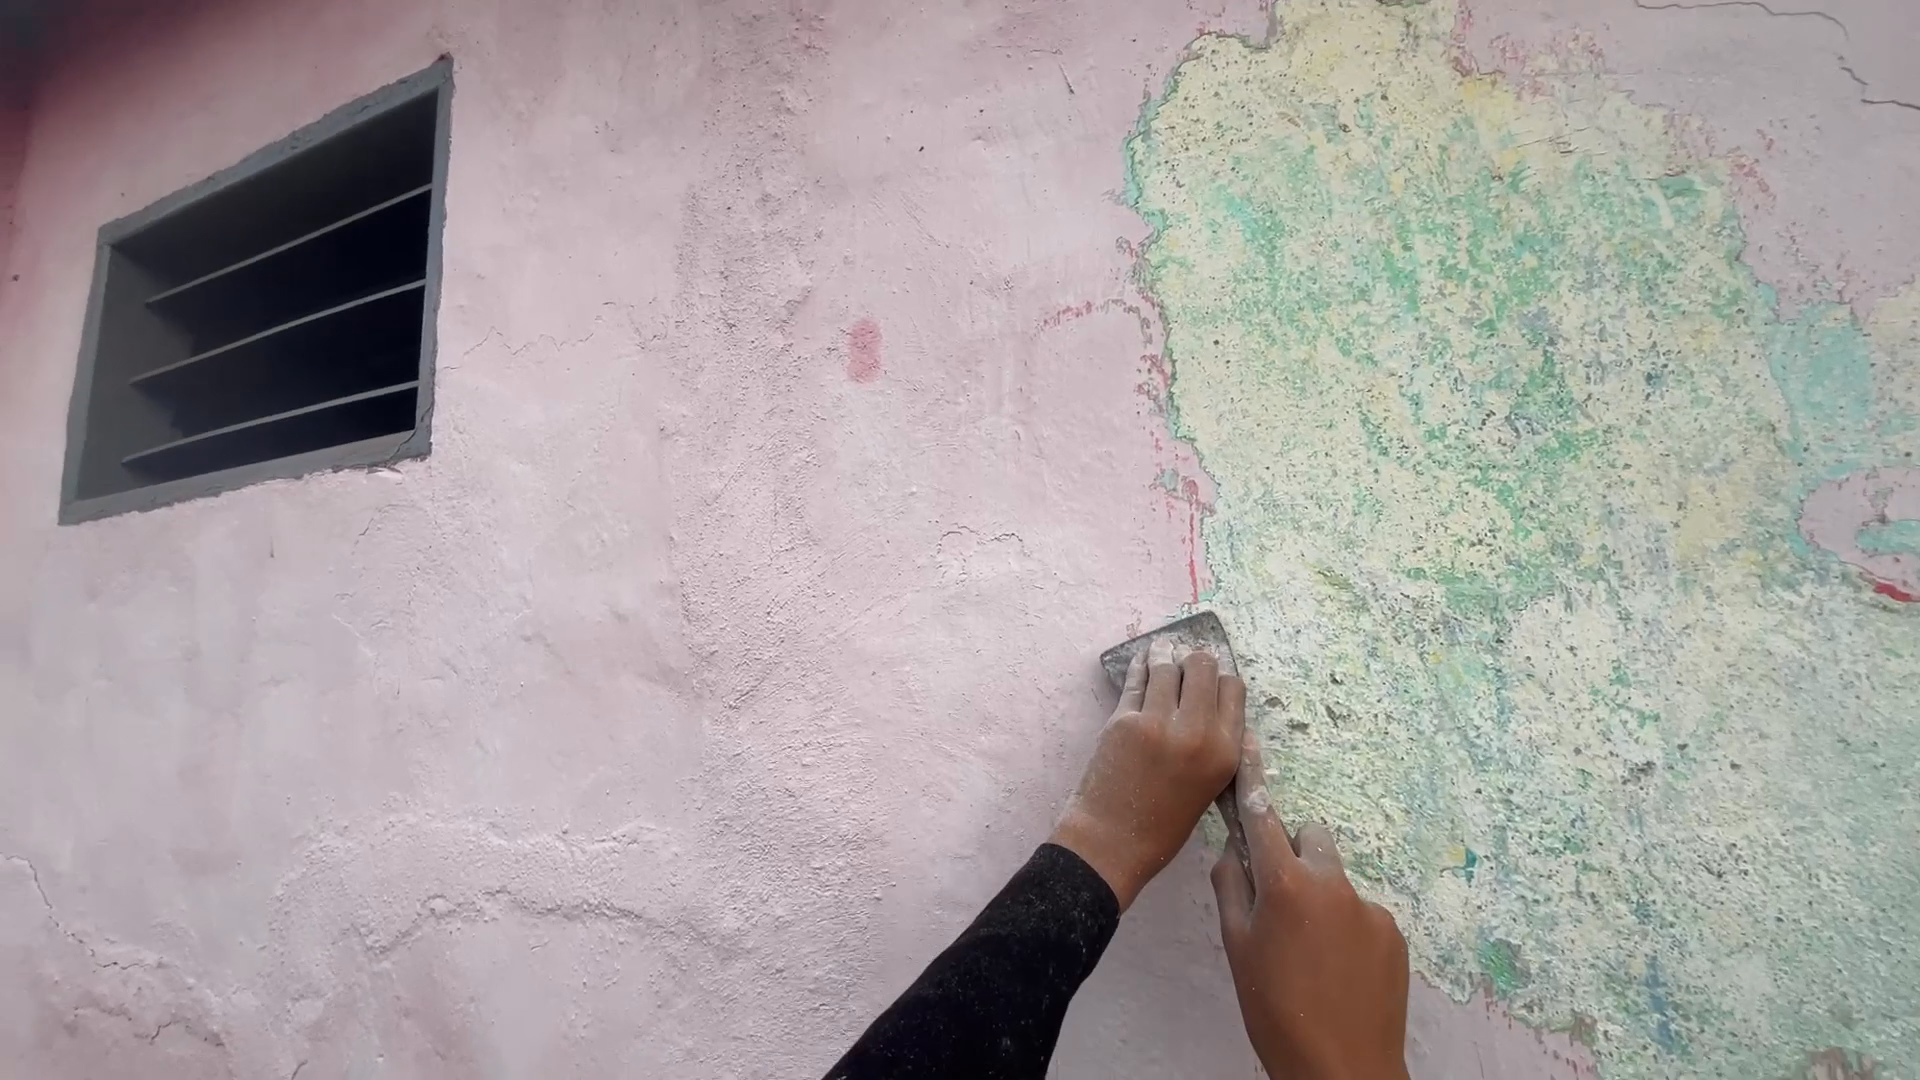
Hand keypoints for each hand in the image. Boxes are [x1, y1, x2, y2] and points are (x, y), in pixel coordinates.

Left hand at [1050, 638, 1245, 909]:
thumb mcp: (1209, 786)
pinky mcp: (1124, 719)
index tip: (1212, 671)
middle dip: (1195, 658)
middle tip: (1187, 657)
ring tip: (1162, 649)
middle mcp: (1197, 732)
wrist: (1114, 839)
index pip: (1233, 690)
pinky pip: (1136, 680)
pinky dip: (1139, 667)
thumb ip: (1216, 745)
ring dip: (1164, 654)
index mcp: (1226, 753)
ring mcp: (1158, 722)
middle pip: (1203, 667)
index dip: (1222, 677)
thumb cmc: (1164, 822)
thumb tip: (1216, 703)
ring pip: (1167, 666)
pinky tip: (1142, 661)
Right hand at [1211, 730, 1410, 1079]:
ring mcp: (1369, 908)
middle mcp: (1332, 883)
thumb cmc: (1272, 1005)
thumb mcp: (1235, 943)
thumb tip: (1234, 848)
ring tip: (1311, 947)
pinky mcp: (1394, 933)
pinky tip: (1338, 967)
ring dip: (1319, 893)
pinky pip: (1360, 910)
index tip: (1249, 744)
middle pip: (1310, 838)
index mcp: (1285, 883)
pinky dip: (1345, 925)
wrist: (1341, 1071)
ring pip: (1334, 878)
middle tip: (1280, 898)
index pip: (1262, 815)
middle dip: (1293, 851)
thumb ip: (1230, 884)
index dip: (1252, 779)